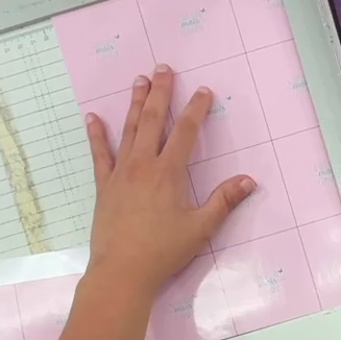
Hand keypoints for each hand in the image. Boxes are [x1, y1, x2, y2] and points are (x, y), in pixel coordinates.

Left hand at [84, 65, 255, 299]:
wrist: (123, 271)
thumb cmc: (164, 251)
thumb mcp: (201, 229)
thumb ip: (223, 202)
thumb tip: (247, 181)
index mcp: (168, 173)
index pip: (185, 133)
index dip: (195, 110)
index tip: (203, 92)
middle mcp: (143, 165)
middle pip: (152, 121)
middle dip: (161, 93)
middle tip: (164, 69)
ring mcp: (120, 174)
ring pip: (128, 130)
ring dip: (134, 104)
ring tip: (139, 81)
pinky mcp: (104, 187)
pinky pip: (100, 154)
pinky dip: (96, 135)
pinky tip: (93, 117)